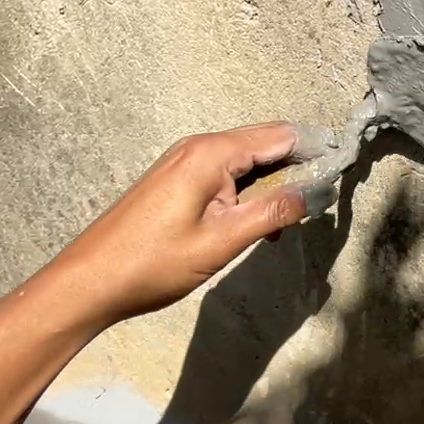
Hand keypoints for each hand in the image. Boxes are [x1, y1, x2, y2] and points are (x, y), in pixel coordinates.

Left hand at [46, 122, 308, 327]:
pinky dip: (249, 185)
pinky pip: (227, 168)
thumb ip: (273, 212)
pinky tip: (254, 215)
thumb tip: (316, 192)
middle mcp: (201, 145)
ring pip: (248, 156)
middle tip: (322, 193)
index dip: (316, 149)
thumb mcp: (221, 242)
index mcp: (213, 153)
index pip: (282, 136)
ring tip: (288, 214)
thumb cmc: (150, 265)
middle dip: (298, 163)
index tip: (342, 168)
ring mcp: (186, 159)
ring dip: (273, 178)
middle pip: (267, 140)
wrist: (81, 287)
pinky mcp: (177, 176)